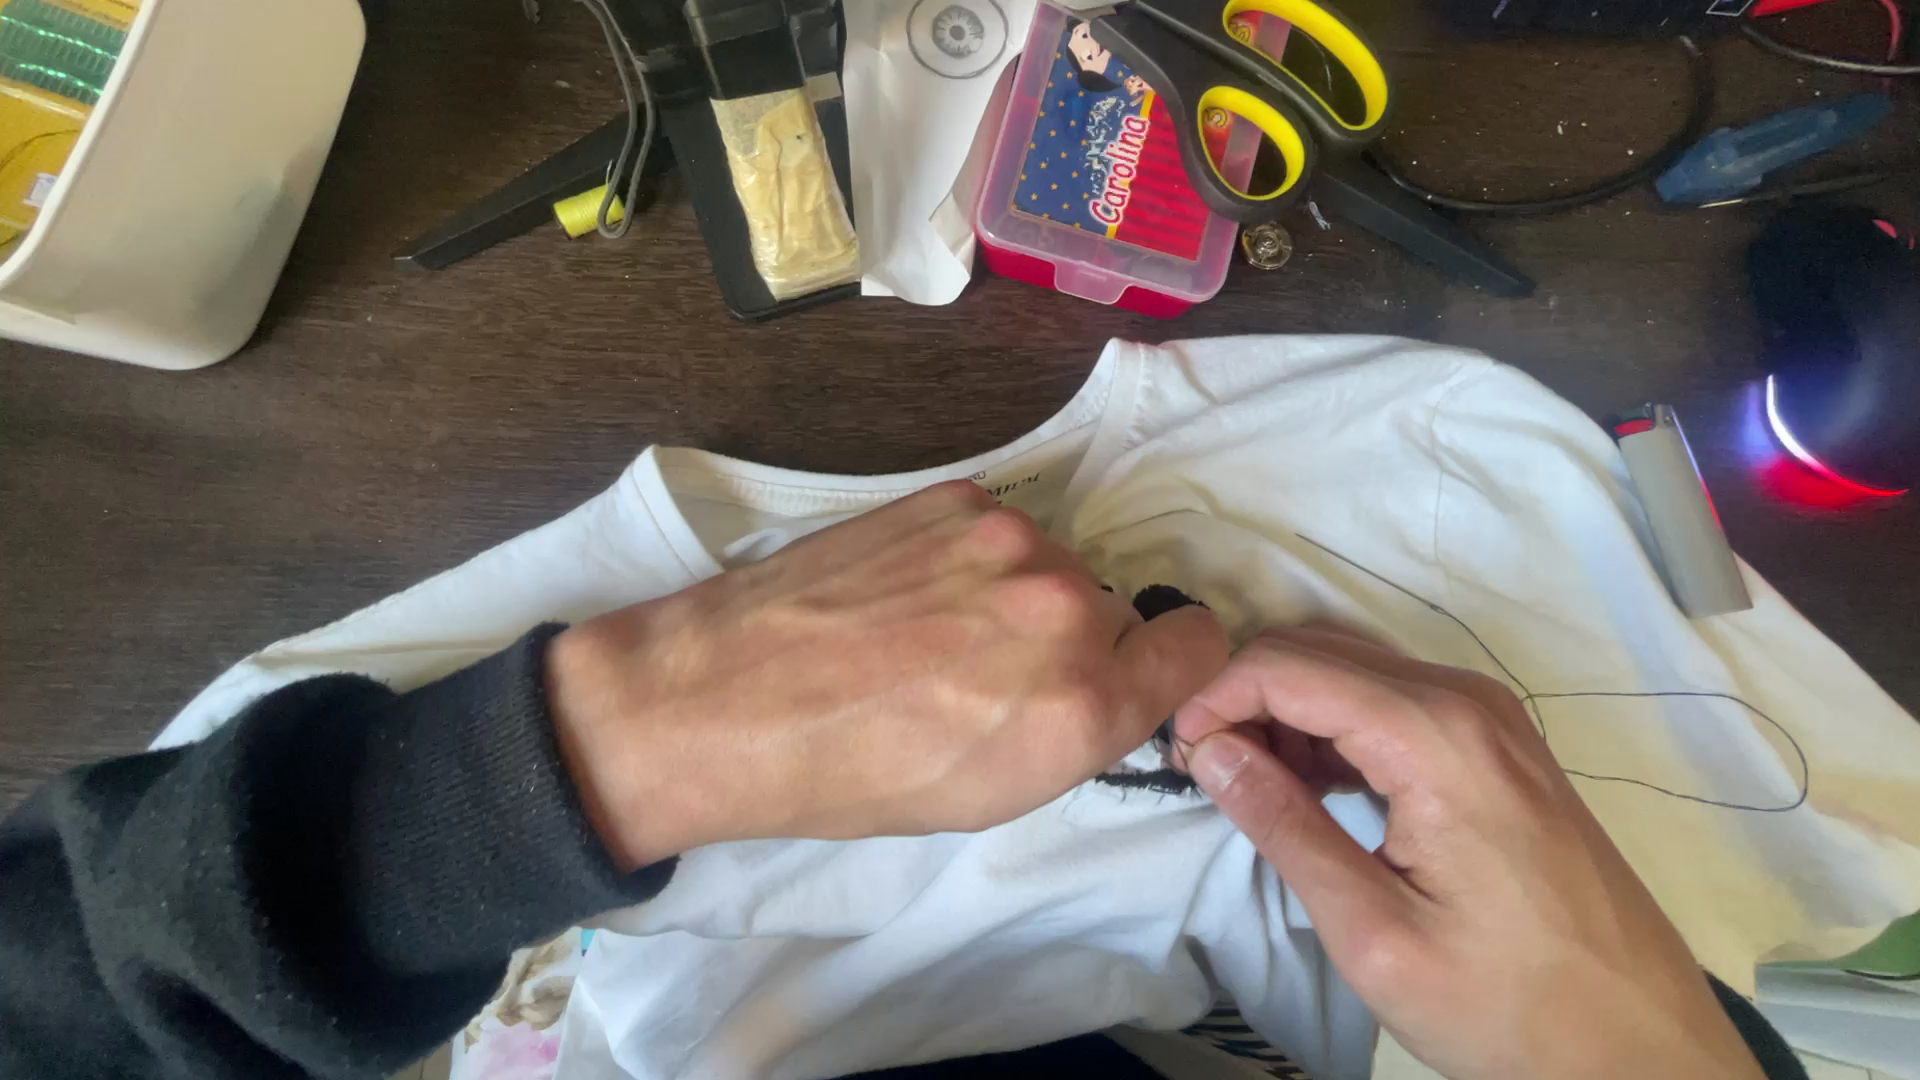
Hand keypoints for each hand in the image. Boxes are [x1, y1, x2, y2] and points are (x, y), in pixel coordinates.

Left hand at [545, 480, 1228, 869]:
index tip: (1130, 673)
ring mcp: (1008, 538)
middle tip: (990, 669)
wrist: (732, 695)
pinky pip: (1001, 533)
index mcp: (1081, 702)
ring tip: (936, 626)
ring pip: (1056, 566)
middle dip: (1072, 642)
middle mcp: (1062, 606)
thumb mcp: (992, 792)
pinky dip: (975, 558)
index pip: (1200, 645)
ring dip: (1020, 594)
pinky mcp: (958, 496)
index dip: (1167, 664)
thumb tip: (1109, 675)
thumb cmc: (857, 774)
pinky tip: (910, 588)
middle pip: (1115, 609)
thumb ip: (1079, 727)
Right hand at [1174, 626, 1766, 1079]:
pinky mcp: (1487, 732)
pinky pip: (1379, 691)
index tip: (1181, 753)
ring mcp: (1481, 709)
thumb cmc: (1509, 1006)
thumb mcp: (1373, 933)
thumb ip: (1284, 826)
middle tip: (1207, 765)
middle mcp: (1461, 697)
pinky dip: (1324, 718)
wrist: (1647, 1054)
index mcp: (1435, 737)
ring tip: (1250, 777)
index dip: (1216, 697)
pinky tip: (1309, 778)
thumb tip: (1205, 748)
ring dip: (1280, 706)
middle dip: (1242, 695)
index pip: (1287, 668)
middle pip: (1311, 650)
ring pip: (1341, 663)